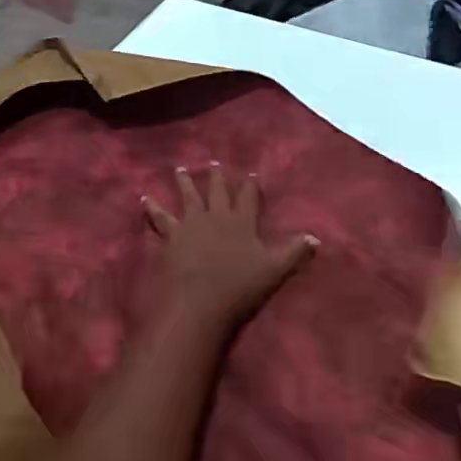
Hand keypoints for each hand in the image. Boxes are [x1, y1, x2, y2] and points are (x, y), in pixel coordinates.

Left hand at [142, 164, 317, 328]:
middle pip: (218, 191)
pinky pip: (160, 217)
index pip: (248, 198)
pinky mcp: (172, 234)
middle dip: (218, 176)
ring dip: (185, 182)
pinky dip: (152, 207)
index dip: (250, 186)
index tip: (250, 174)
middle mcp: (216, 215)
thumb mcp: (274, 270)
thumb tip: (316, 238)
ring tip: (181, 169)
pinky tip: (144, 198)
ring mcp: (191, 223)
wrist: (200, 298)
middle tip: (214, 162)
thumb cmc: (241, 286)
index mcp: (242, 221)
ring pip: (189, 196)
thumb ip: (294, 252)